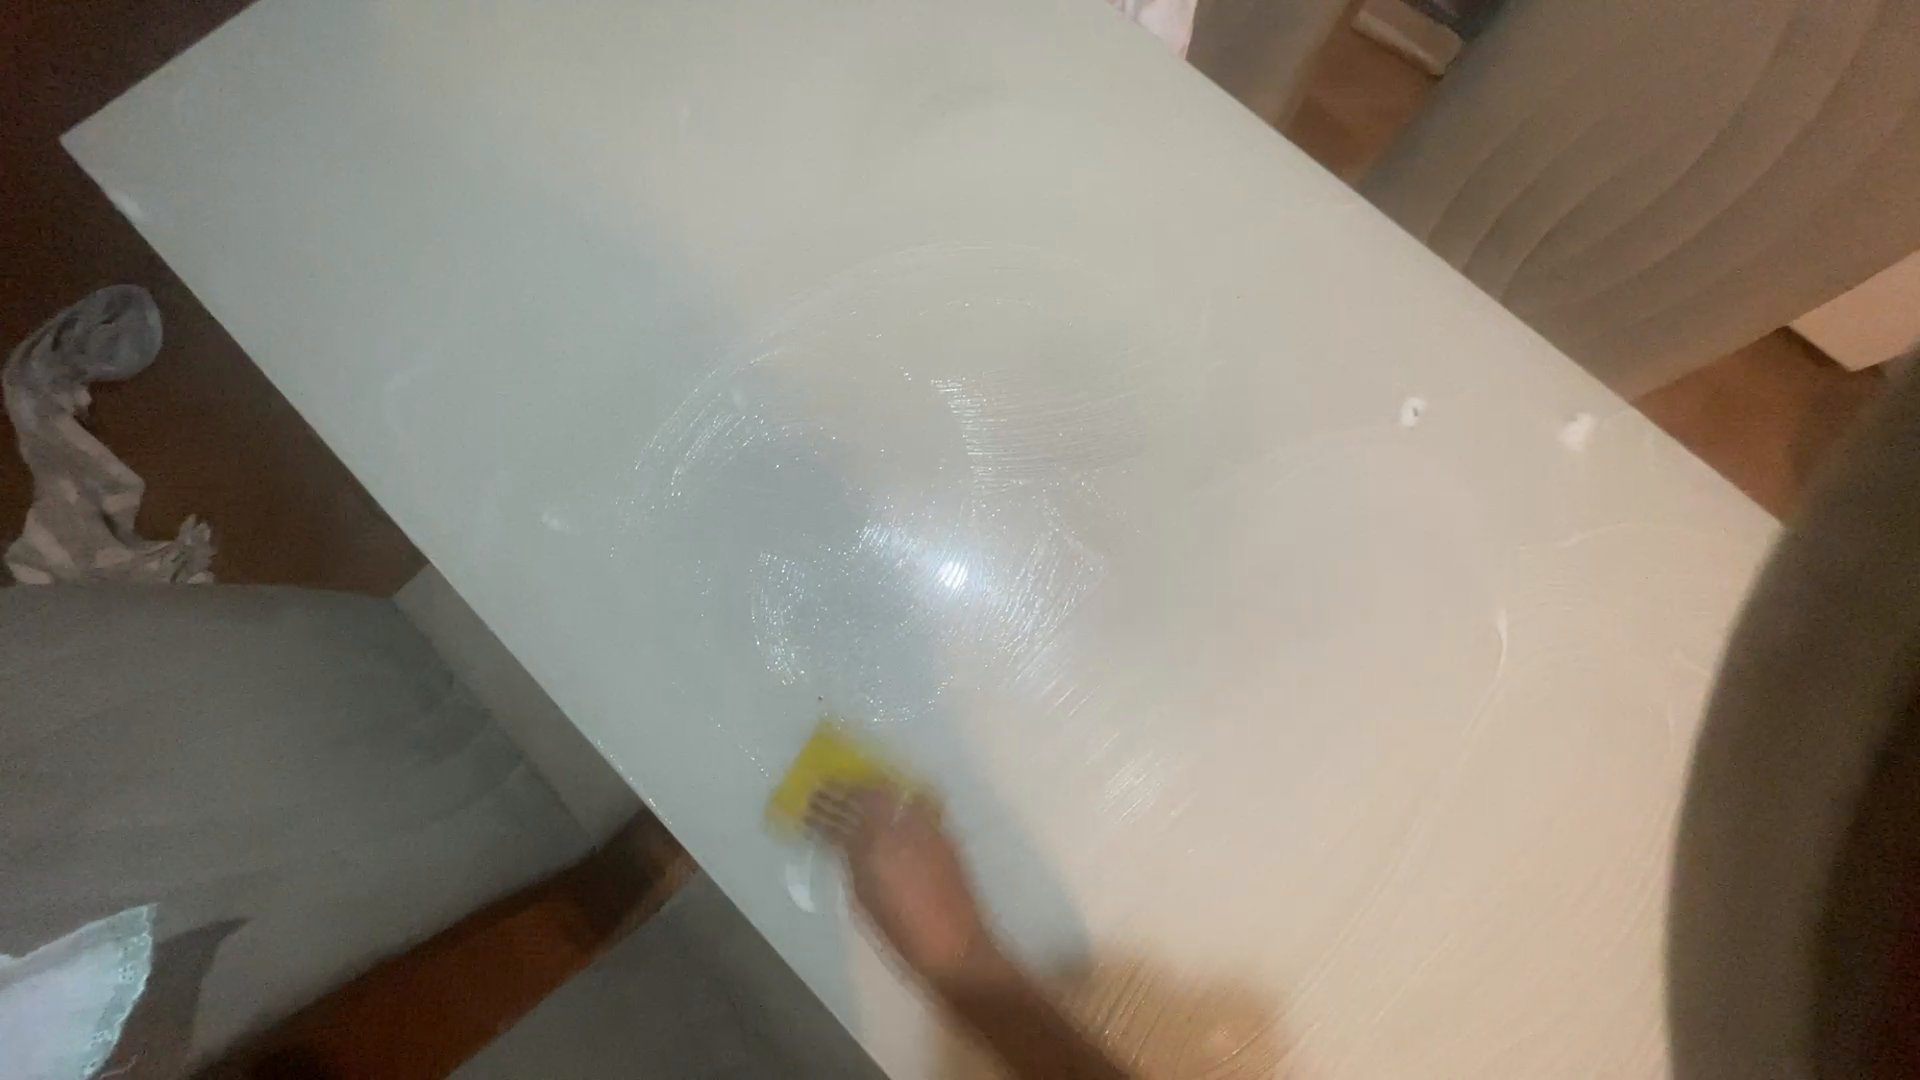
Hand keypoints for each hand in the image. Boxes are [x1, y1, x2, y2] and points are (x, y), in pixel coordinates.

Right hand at [807, 784, 1006, 986]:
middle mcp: (899, 829)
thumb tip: (844, 843)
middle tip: (827, 787)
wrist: (956, 947)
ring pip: (892, 792)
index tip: (810, 803)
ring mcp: (924, 827)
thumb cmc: (904, 935)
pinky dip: (898, 794)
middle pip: (866, 797)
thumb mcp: (866, 902)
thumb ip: (854, 865)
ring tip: (855, 787)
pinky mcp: (942, 831)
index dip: (822, 811)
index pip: (840, 821)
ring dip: (870, 787)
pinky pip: (916, 800)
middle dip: (844, 791)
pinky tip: (890, 797)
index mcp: (874, 851)